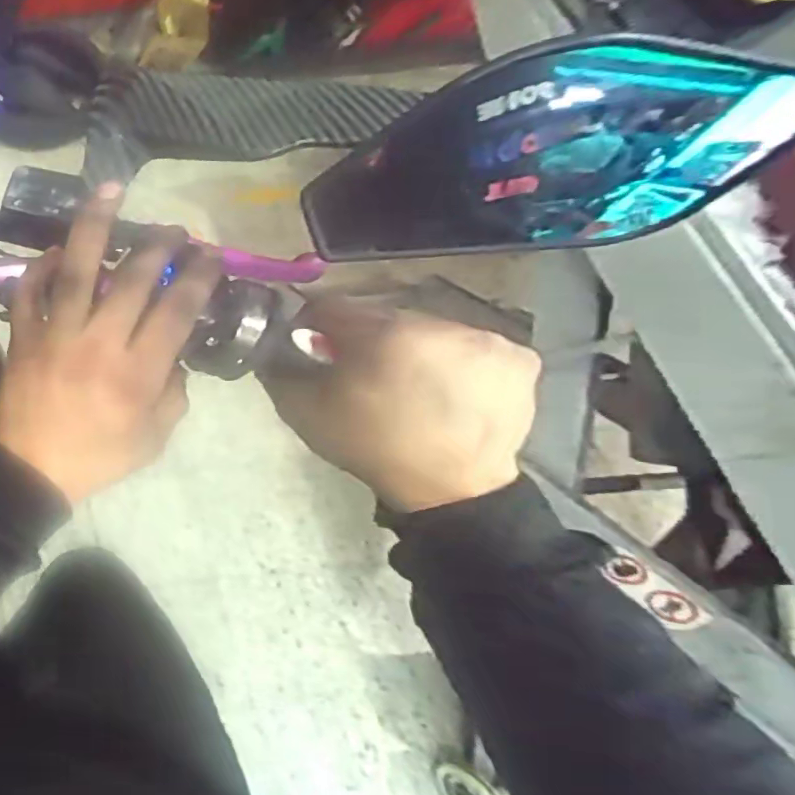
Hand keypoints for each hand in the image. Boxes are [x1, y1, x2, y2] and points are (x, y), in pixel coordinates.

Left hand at [0, 182, 222, 503]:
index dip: (197, 276)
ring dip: (95, 227)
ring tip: (110, 192)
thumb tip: (175, 354)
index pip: (176, 310)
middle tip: (173, 228)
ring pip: (75, 271)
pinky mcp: (22, 338)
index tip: (209, 254)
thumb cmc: (97, 457)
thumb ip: (174, 393)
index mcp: (137, 371)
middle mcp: (98, 343)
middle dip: (157, 245)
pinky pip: (27, 294)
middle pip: (132, 280)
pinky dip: (37, 269)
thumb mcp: (154, 437)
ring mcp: (54, 336)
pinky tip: (53, 250)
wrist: (31, 469)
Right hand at [261, 299, 539, 512]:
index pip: (331, 305)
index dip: (312, 324)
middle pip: (383, 316)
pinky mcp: (519, 357)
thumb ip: (281, 366)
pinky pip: (470, 345)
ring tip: (404, 382)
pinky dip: (452, 359)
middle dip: (364, 338)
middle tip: (357, 371)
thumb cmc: (369, 445)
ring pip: (428, 329)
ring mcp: (486, 339)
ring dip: (409, 347)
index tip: (309, 347)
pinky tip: (444, 386)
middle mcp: (439, 324)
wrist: (450, 489)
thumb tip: (275, 341)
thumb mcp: (304, 409)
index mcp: (383, 333)